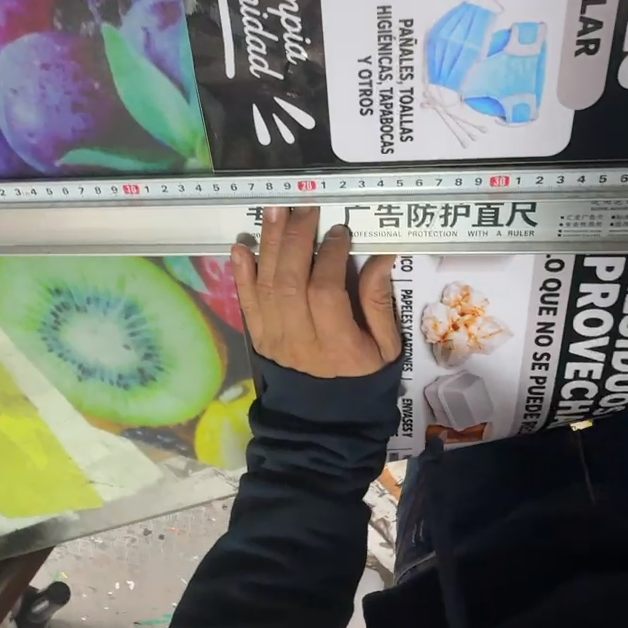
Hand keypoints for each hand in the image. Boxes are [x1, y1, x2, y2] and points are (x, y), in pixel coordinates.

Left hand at [230, 207, 401, 377]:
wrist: (325, 418)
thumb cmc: (363, 377)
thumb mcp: (386, 347)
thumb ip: (379, 302)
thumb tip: (381, 256)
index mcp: (337, 345)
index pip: (325, 292)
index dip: (330, 256)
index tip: (339, 231)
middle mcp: (300, 341)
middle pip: (290, 283)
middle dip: (296, 240)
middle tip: (305, 209)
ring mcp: (274, 340)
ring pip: (266, 286)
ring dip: (268, 245)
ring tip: (275, 211)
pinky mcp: (259, 339)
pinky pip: (247, 303)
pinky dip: (241, 274)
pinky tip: (241, 246)